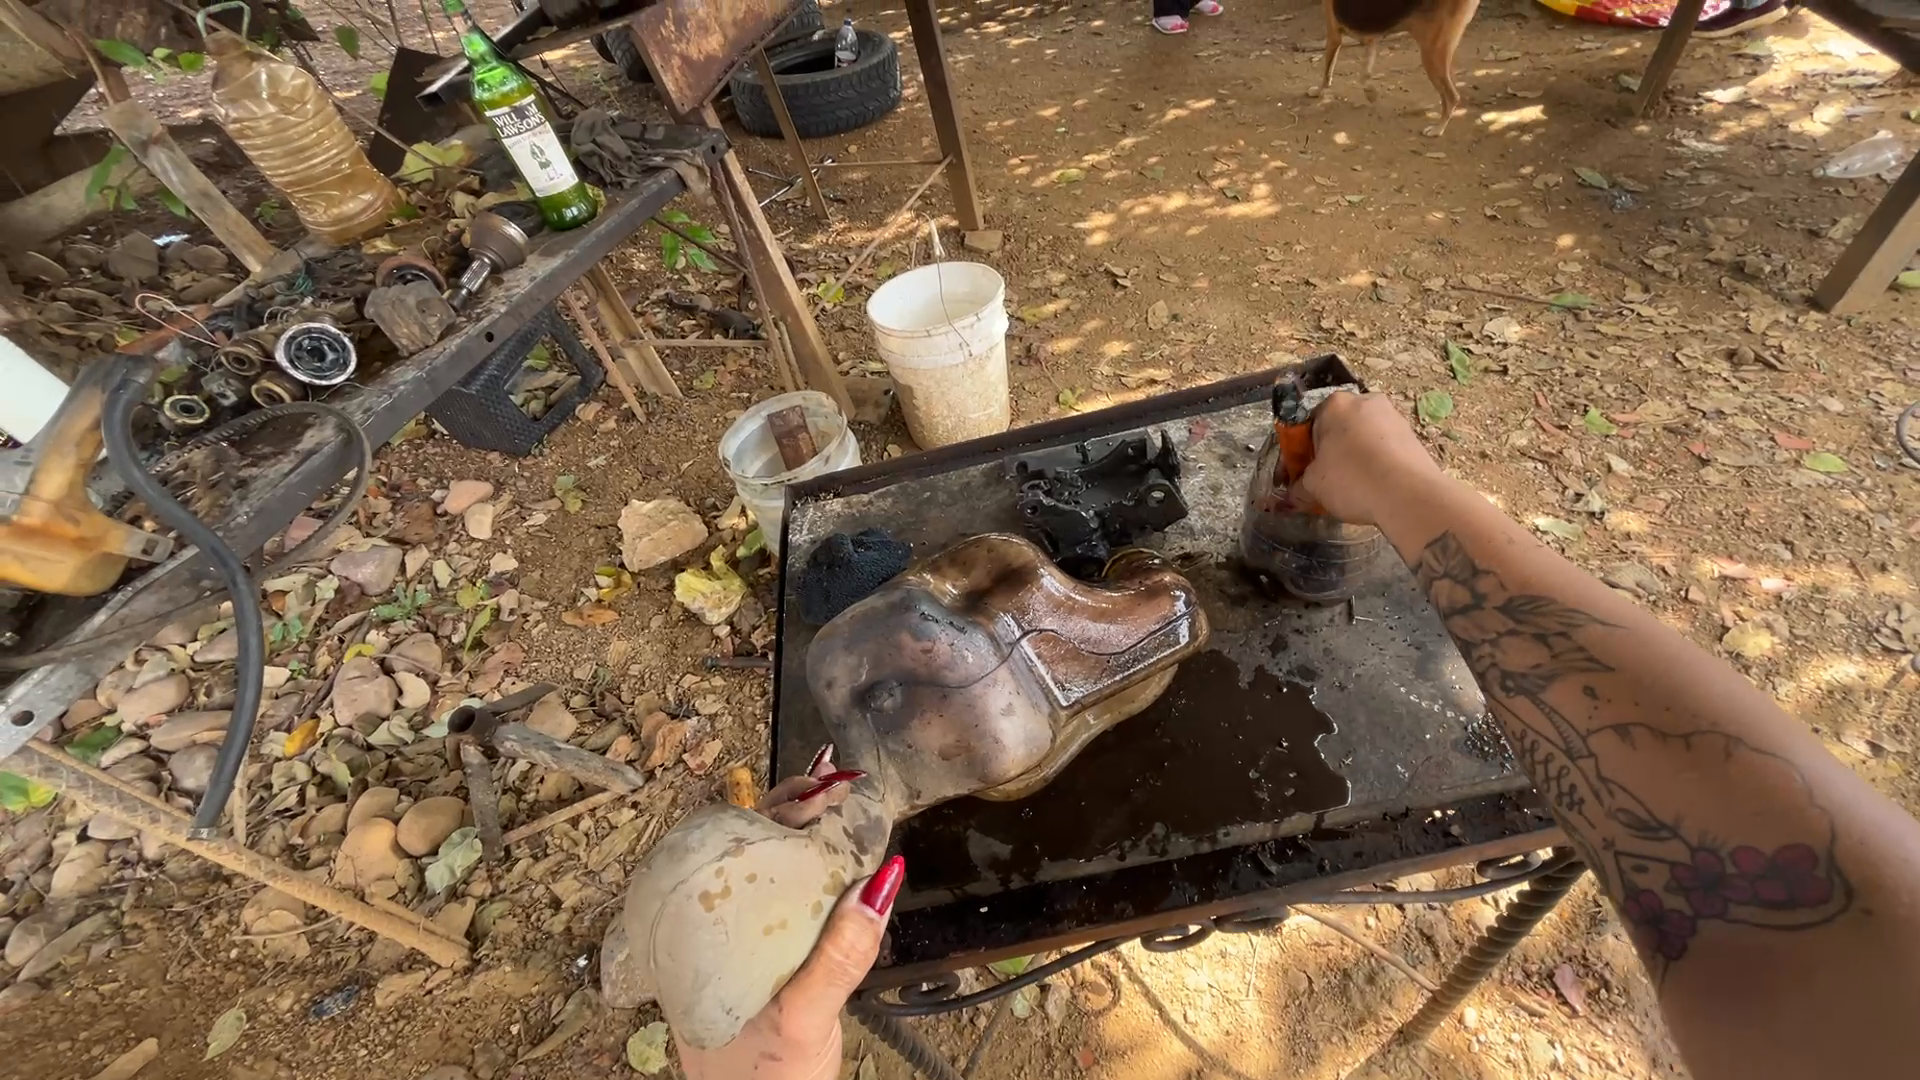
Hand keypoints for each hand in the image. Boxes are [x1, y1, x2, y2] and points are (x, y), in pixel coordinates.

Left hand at [677, 746, 904, 1079]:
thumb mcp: (804, 1019)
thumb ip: (840, 956)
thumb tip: (883, 879)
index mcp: (706, 930)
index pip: (734, 847)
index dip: (777, 808)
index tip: (820, 782)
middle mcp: (723, 924)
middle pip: (757, 846)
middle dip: (797, 804)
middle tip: (837, 772)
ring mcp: (752, 937)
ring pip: (779, 866)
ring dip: (811, 827)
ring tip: (840, 787)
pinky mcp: (781, 952)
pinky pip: (801, 895)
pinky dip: (824, 865)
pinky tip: (846, 849)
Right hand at [1295, 391, 1446, 525]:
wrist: (1410, 495)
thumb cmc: (1351, 479)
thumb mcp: (1312, 486)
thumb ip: (1298, 487)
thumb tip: (1293, 494)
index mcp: (1334, 404)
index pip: (1305, 426)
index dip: (1296, 455)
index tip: (1294, 475)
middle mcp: (1365, 401)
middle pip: (1335, 429)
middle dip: (1325, 453)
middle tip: (1319, 480)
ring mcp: (1393, 417)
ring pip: (1360, 438)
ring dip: (1349, 458)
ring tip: (1345, 487)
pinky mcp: (1412, 436)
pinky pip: (1381, 448)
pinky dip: (1372, 463)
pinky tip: (1369, 486)